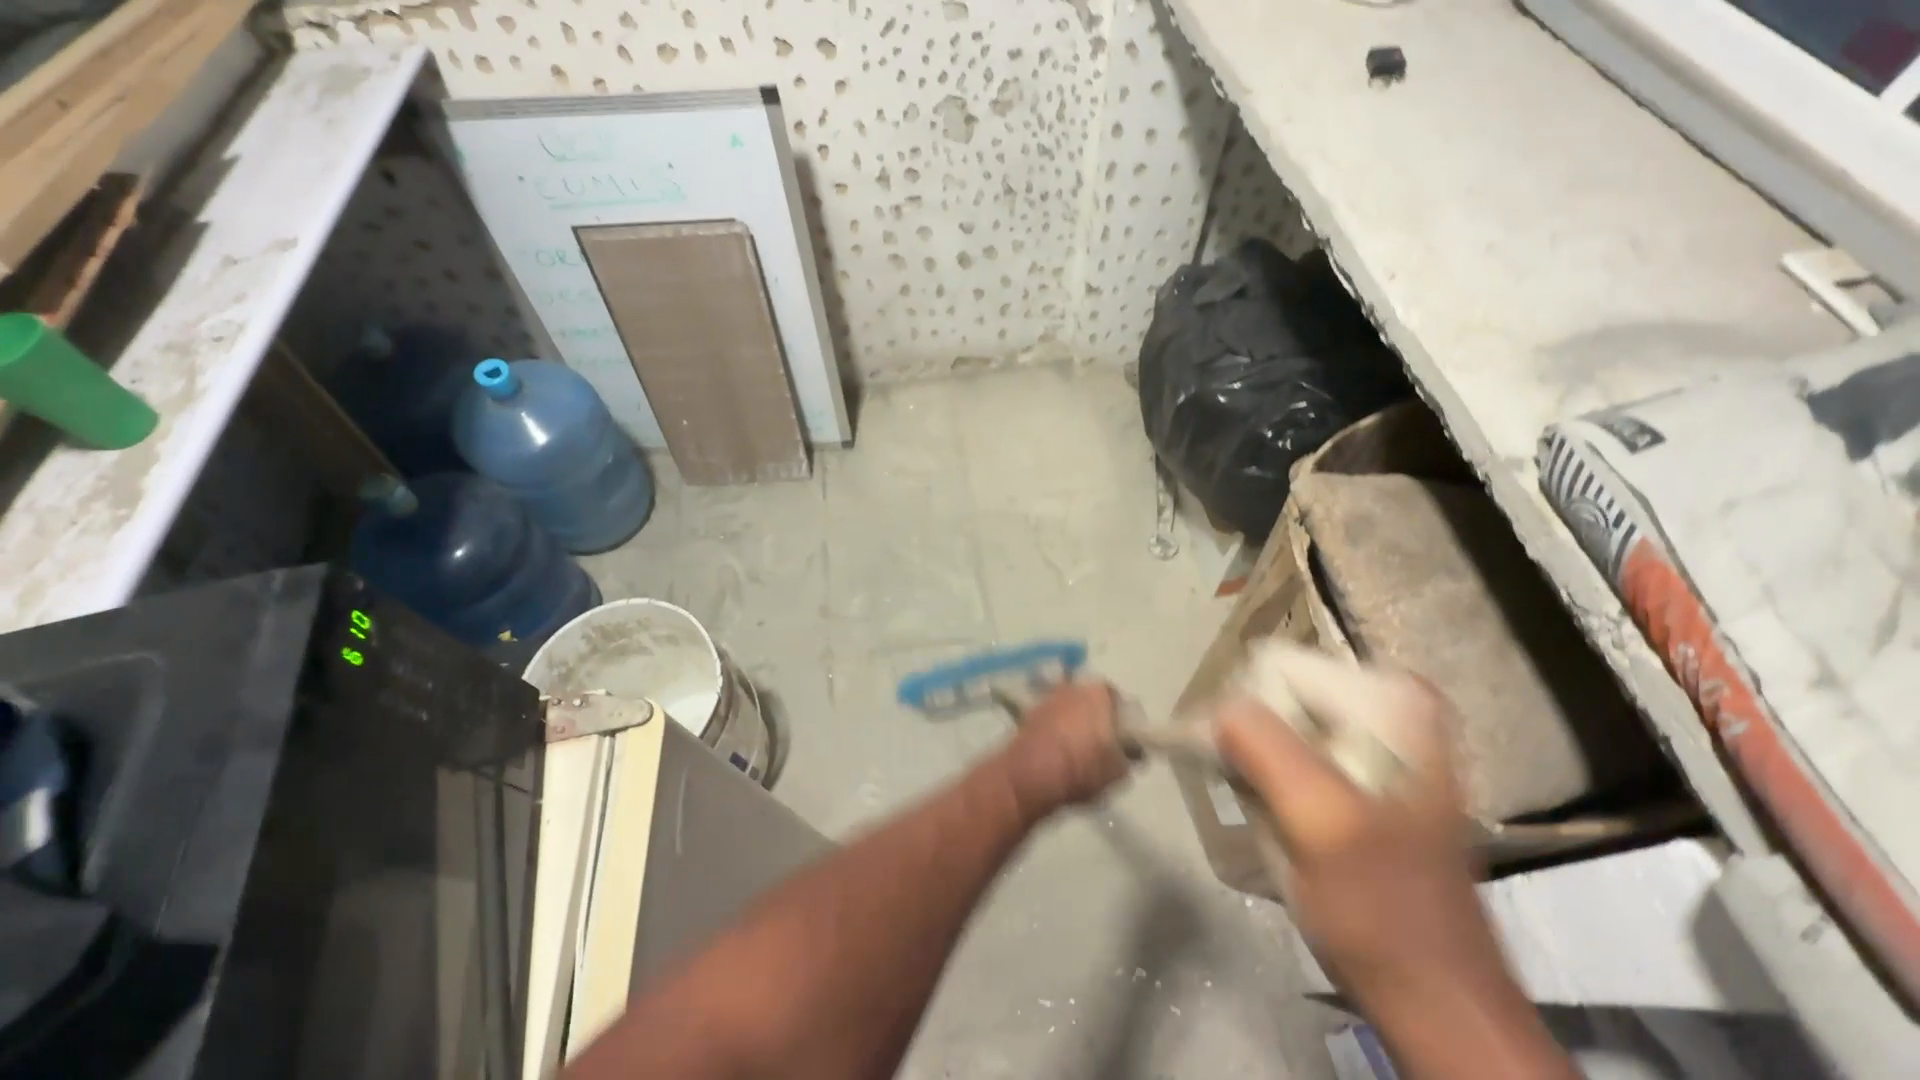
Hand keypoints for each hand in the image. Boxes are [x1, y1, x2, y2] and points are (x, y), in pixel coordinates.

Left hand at [996, 679, 1130, 817]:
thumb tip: (1131, 753)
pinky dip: (1055, 732)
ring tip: (1079, 751)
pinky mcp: (1027, 714)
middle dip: (1097, 718)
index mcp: (1099, 692)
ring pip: (1068, 709)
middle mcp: (1072, 686)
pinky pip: (1050, 720)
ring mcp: (1047, 698)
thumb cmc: (1082, 767)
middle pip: (1090, 700)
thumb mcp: (1118, 771)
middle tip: (1102, 745)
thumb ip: (1129, 756)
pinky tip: (1058, 753)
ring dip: (1074, 724)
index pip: (1118, 700)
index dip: (1123, 721)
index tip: (1124, 740)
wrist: (1030, 775)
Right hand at [1213, 649, 1506, 1004]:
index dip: (1252, 700)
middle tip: (1233, 776)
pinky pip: (1301, 770)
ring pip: (1292, 736)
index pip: (1296, 669)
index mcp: (1401, 709)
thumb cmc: (1383, 910)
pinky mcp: (1368, 799)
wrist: (1434, 1000)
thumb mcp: (1322, 821)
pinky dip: (1275, 789)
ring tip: (1250, 805)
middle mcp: (1397, 722)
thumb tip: (1220, 706)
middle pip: (1293, 700)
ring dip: (1259, 766)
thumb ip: (1270, 751)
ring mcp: (1383, 762)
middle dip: (1253, 734)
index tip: (1224, 741)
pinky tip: (1269, 825)